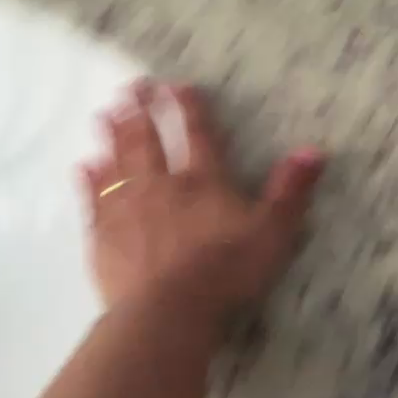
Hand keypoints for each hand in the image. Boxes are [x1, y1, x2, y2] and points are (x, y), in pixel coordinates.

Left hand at [81, 79, 325, 316]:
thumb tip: (313, 150)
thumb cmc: (229, 270)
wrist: (168, 312)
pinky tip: (84, 166)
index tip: (177, 85)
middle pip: (148, 141)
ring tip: (105, 114)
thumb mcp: (275, 230)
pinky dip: (89, 180)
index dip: (189, 109)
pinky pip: (94, 200)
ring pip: (118, 164)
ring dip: (112, 137)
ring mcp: (127, 210)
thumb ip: (291, 189)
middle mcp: (162, 186)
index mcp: (205, 182)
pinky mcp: (104, 237)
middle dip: (141, 112)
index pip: (197, 135)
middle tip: (131, 87)